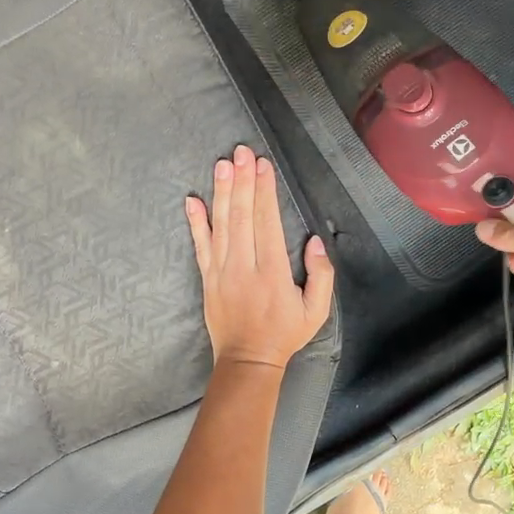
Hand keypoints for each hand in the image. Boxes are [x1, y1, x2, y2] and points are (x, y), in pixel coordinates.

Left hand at [186, 145, 334, 368]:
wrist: (247, 361)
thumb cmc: (284, 334)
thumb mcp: (316, 311)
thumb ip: (320, 275)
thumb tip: (314, 241)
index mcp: (272, 273)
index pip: (267, 223)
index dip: (265, 192)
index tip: (263, 166)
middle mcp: (244, 267)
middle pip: (242, 216)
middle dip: (242, 181)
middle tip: (240, 152)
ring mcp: (221, 272)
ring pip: (220, 225)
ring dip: (221, 192)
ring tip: (221, 165)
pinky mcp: (207, 279)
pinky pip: (200, 246)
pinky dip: (196, 222)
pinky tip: (193, 200)